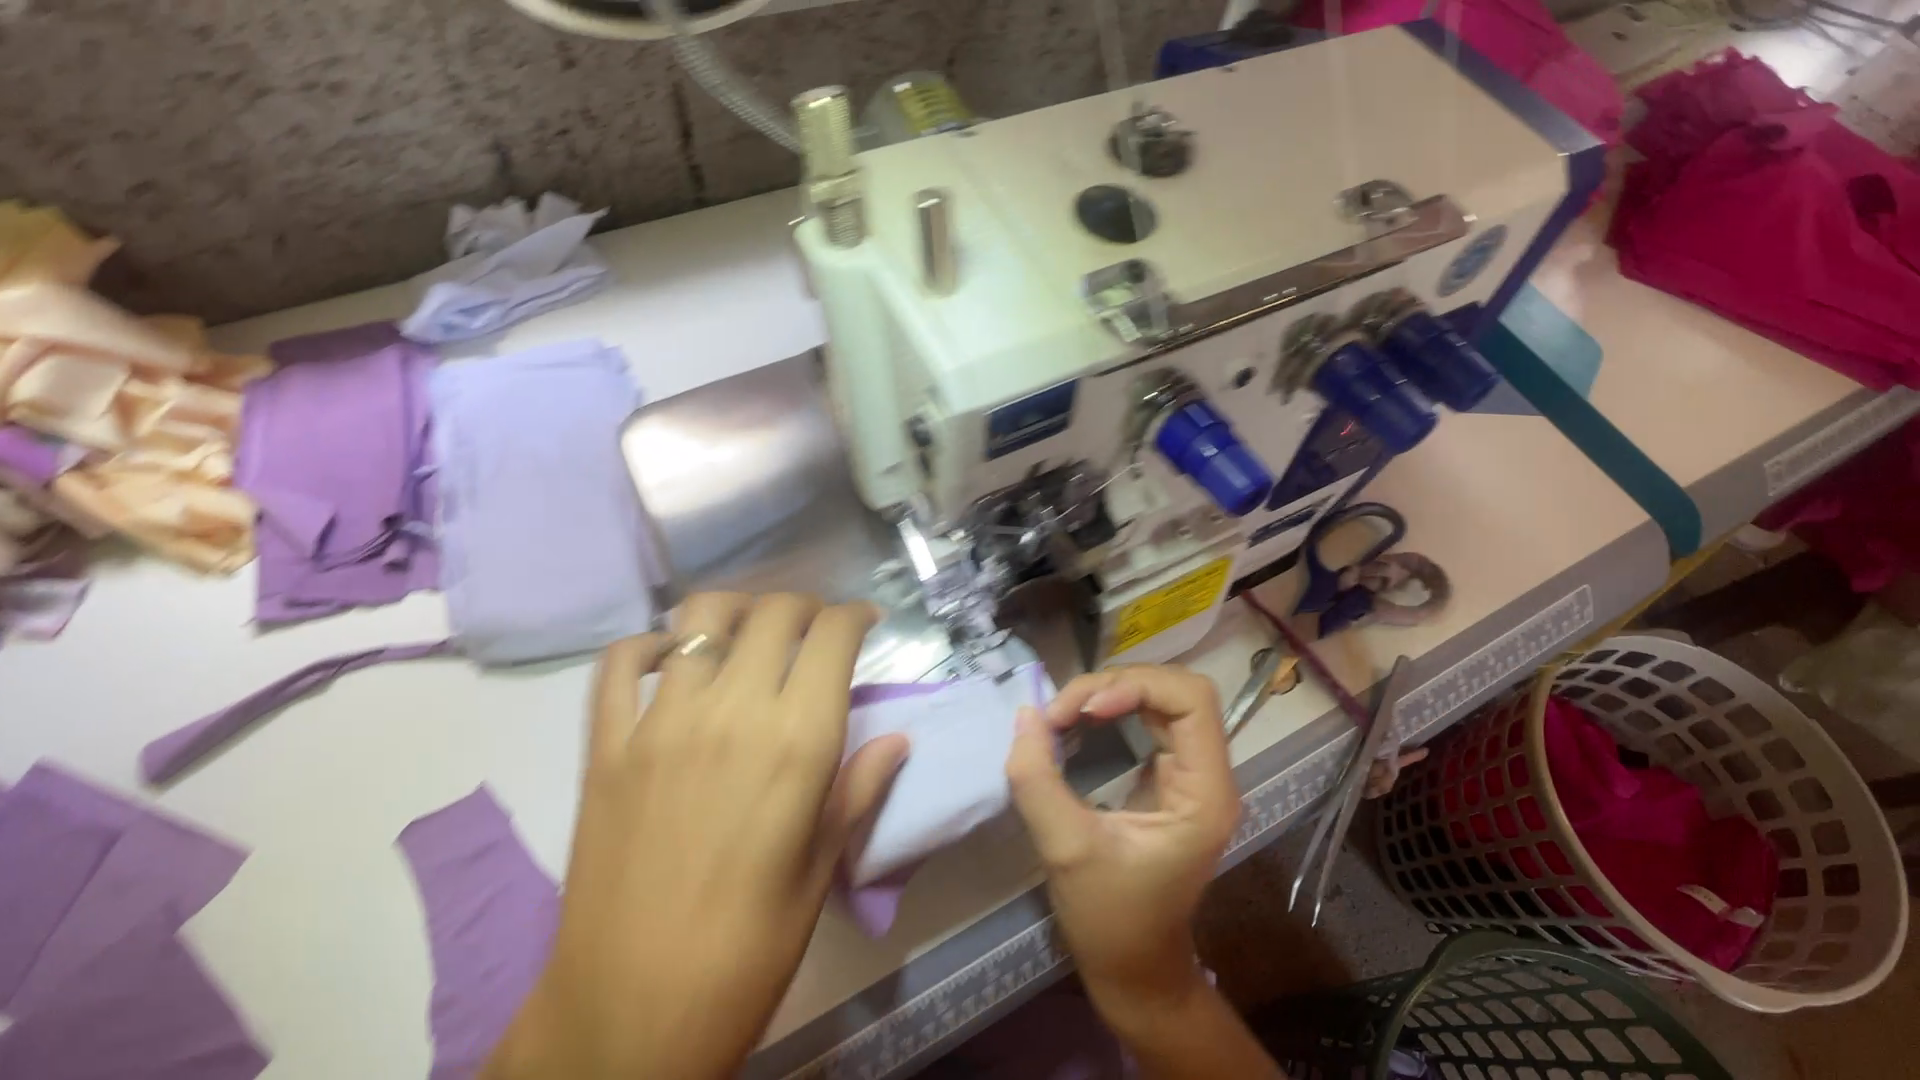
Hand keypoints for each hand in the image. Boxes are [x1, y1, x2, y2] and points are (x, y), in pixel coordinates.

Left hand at [489, 592, 909, 1079]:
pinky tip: (671, 659)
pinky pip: (620, 662)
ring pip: (700, 618)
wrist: (634, 1003)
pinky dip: (649, 643)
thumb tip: (897, 739)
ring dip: (735, 611)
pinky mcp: (606, 743)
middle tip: (814, 630)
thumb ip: (858, 790)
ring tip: (748, 634)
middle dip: (803, 606)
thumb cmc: (751, 945)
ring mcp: (660, 721)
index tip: (865, 623)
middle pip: (772, 612)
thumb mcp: (822, 869)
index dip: (855, 616)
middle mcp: (731, 711)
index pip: (833, 635)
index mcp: (797, 741)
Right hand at [1004, 665, 1240, 1009]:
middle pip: (1174, 690)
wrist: (1133, 967)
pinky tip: (1076, 724)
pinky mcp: (1169, 778)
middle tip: (1061, 712)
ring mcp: (1190, 775)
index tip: (1084, 712)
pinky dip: (1110, 711)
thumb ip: (1038, 780)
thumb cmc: (1110, 918)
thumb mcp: (1066, 849)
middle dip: (1114, 687)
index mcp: (1204, 793)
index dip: (1137, 687)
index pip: (1192, 699)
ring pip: (1160, 699)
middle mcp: (1208, 774)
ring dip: (1109, 695)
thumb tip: (1025, 716)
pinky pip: (1147, 721)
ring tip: (1062, 715)